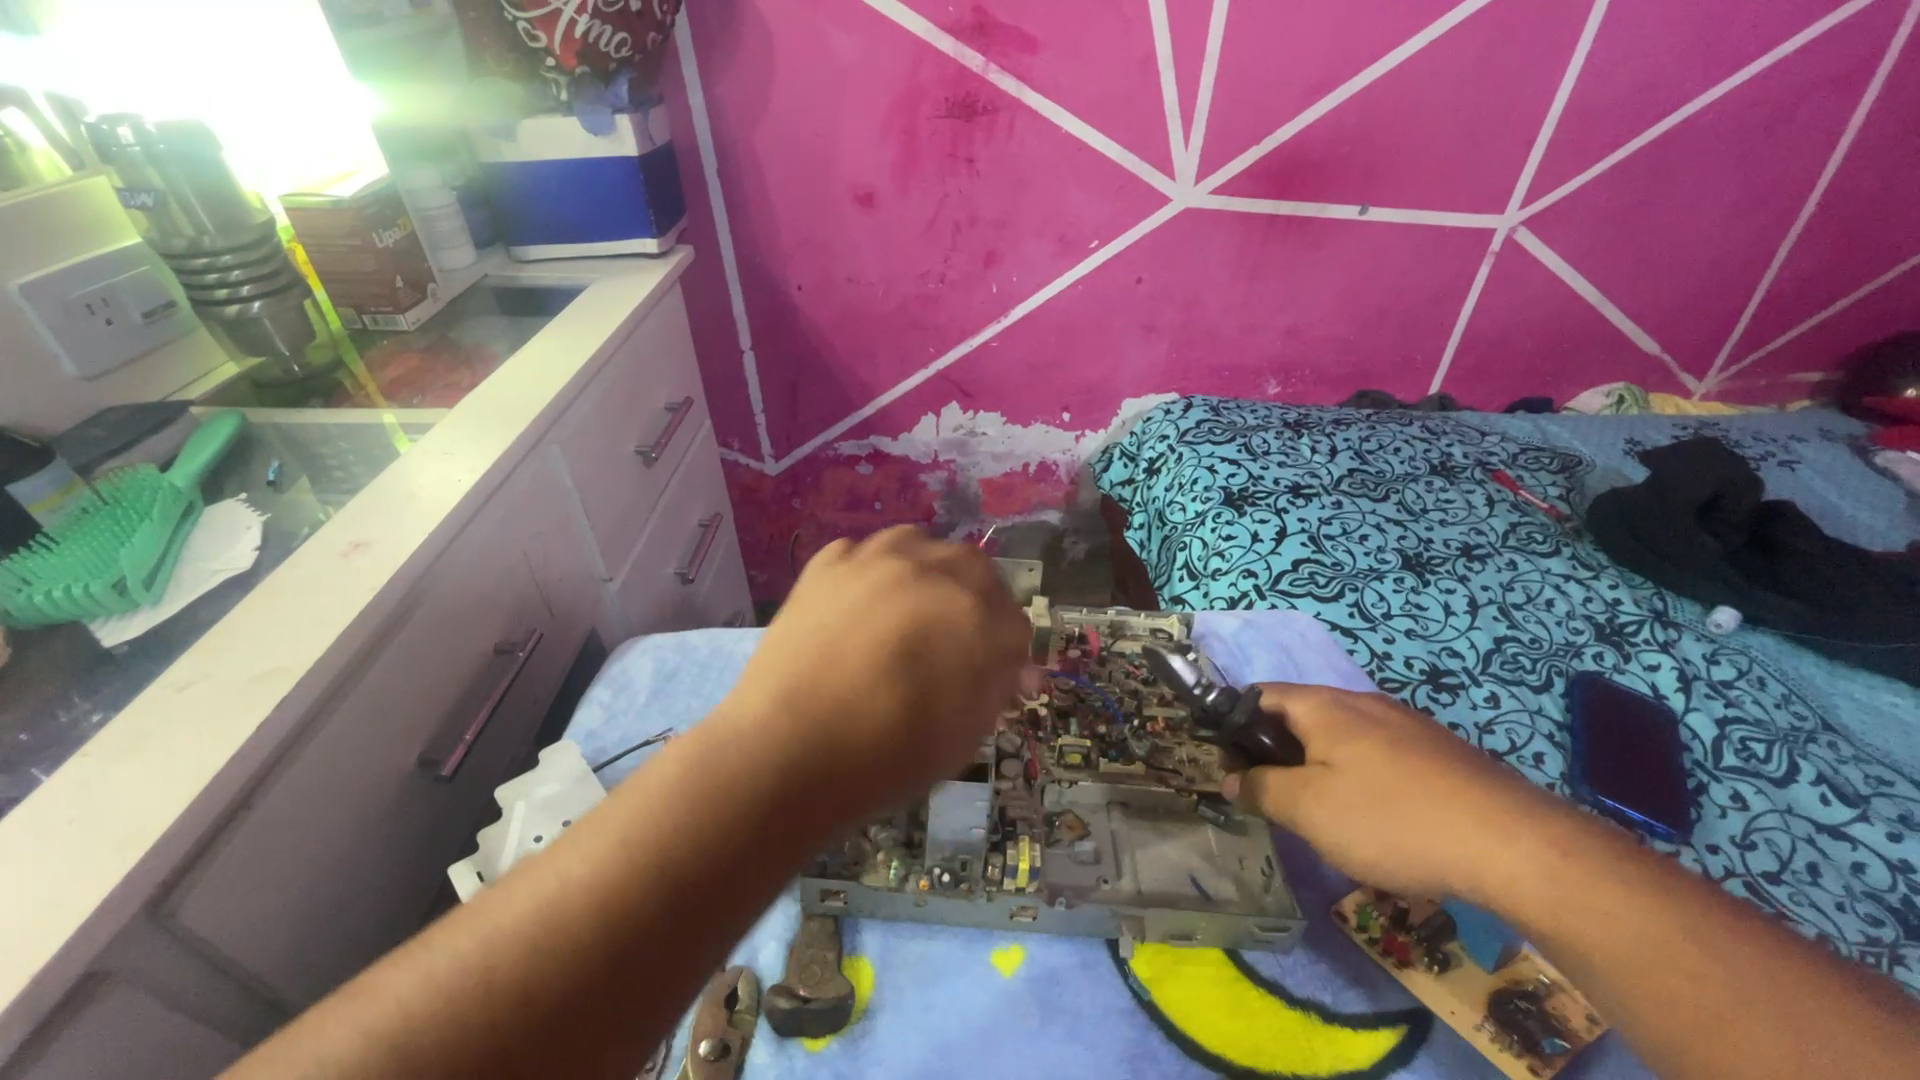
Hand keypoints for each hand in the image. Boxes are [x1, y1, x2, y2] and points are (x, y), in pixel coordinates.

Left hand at [717, 527, 1030, 816]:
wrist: (785, 752)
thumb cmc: (885, 758)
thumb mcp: (964, 737)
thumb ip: (994, 690)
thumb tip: (1011, 670)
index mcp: (978, 617)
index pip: (1014, 623)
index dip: (1008, 655)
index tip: (994, 680)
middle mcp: (934, 571)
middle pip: (976, 571)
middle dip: (977, 605)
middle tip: (957, 644)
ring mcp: (875, 559)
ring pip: (922, 546)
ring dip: (928, 574)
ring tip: (912, 612)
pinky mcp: (826, 564)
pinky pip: (864, 553)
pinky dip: (873, 572)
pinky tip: (862, 606)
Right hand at [1223, 683, 1588, 902]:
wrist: (1513, 845)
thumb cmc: (1392, 820)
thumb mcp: (1308, 810)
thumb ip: (1261, 789)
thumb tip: (1230, 778)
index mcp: (1324, 706)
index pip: (1259, 695)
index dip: (1233, 727)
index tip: (1230, 769)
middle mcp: (1363, 702)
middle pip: (1301, 715)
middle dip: (1277, 751)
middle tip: (1272, 798)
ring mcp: (1407, 726)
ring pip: (1342, 737)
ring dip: (1318, 766)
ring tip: (1321, 814)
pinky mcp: (1439, 754)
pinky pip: (1380, 755)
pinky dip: (1360, 777)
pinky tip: (1377, 819)